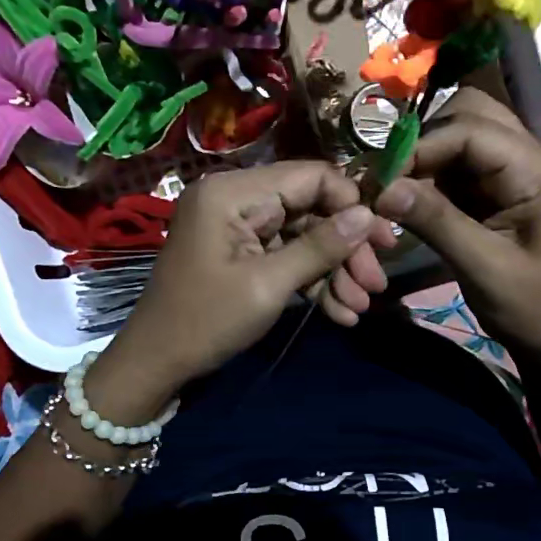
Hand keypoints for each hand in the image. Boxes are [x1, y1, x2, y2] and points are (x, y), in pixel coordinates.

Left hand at [98, 162, 396, 408]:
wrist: (157, 363)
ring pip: (304, 236)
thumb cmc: (207, 321)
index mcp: (233, 192)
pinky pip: (288, 257)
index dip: (351, 204)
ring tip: (360, 307)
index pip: (311, 177)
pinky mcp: (242, 253)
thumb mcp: (269, 285)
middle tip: (376, 284)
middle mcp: (237, 199)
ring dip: (335, 271)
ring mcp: (239, 228)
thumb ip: (321, 247)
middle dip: (346, 249)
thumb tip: (368, 214)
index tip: (383, 241)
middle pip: (311, 209)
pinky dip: (313, 282)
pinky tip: (340, 313)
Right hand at [369, 90, 540, 368]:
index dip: (421, 146)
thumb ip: (436, 222)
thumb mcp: (483, 267)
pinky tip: (410, 203)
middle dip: (423, 142)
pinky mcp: (495, 190)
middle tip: (389, 182)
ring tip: (394, 194)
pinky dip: (429, 177)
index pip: (471, 130)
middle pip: (468, 116)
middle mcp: (527, 157)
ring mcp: (512, 171)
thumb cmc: (532, 307)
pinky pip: (456, 165)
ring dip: (424, 159)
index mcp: (537, 170)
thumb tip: (382, 189)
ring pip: (459, 136)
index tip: (380, 179)